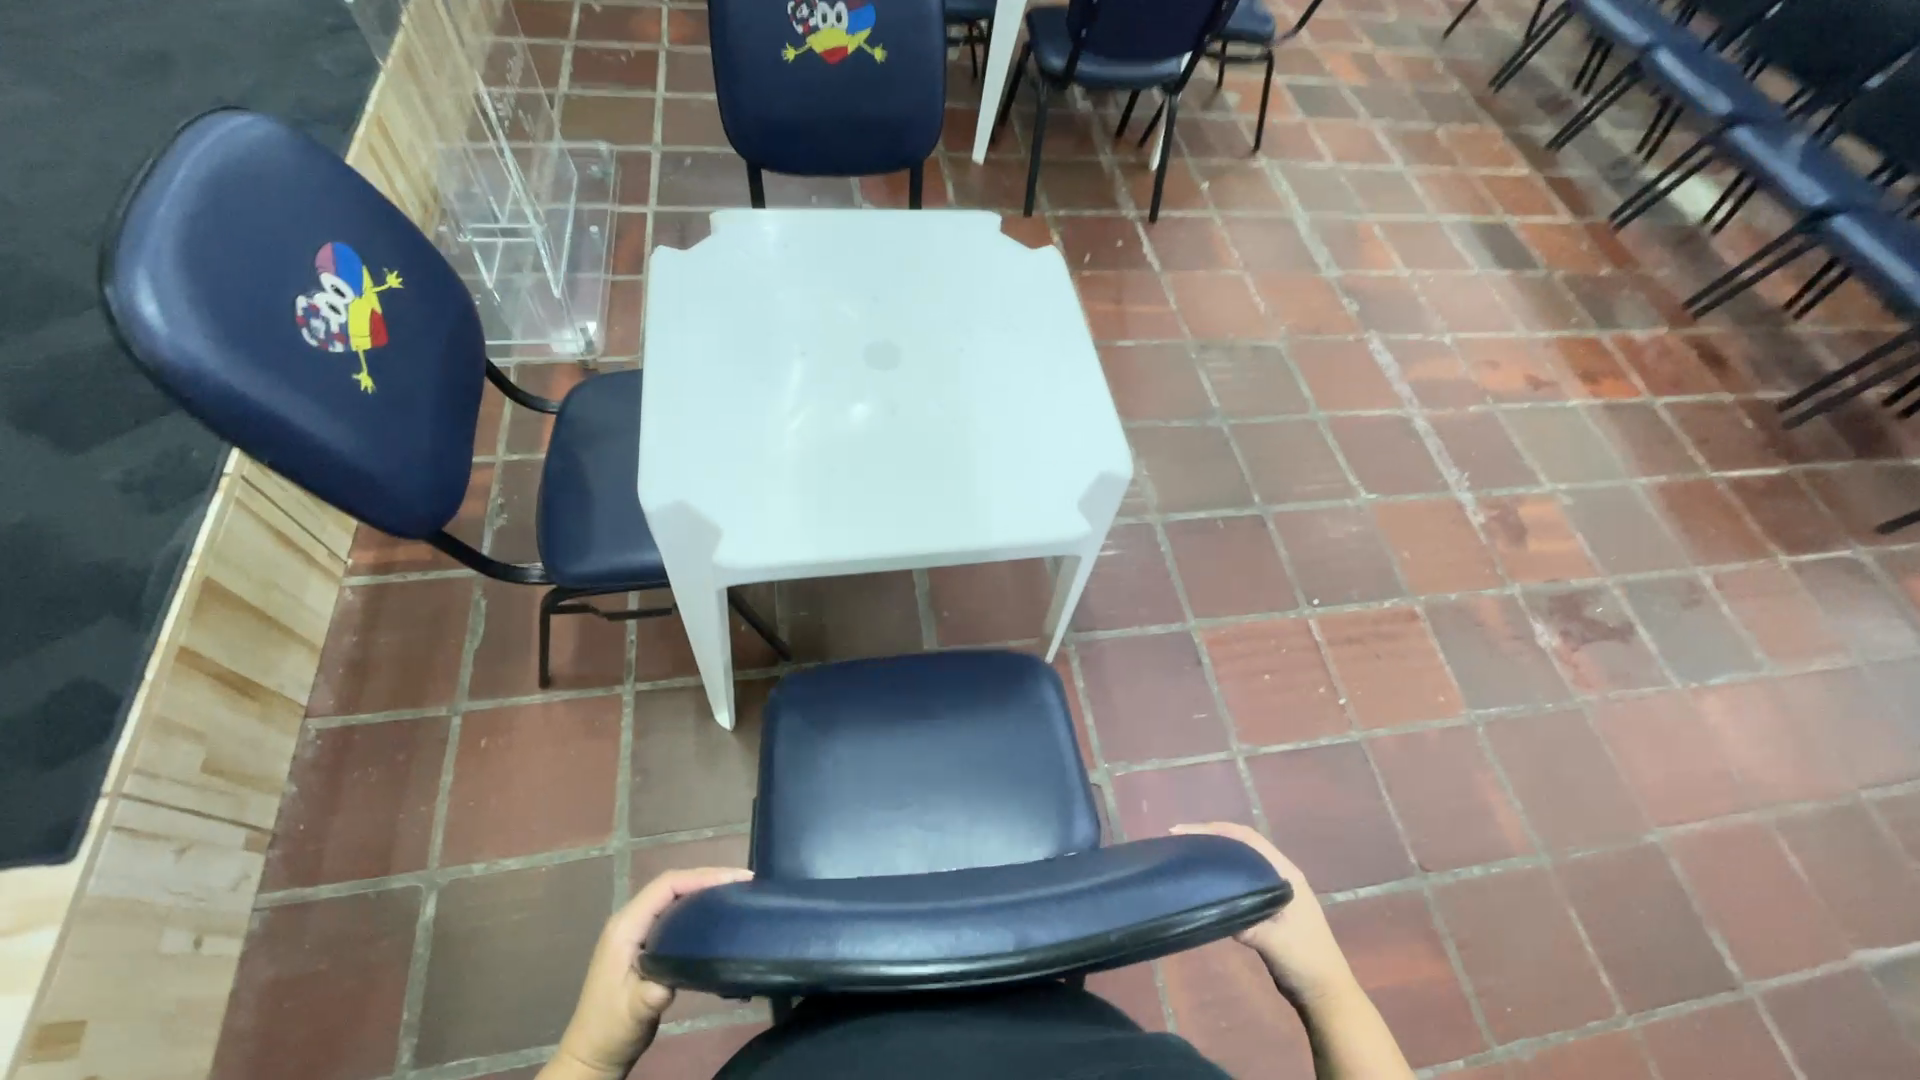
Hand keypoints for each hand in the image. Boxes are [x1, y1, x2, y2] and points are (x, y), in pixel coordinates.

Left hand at [546, 867, 752, 1079]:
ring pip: (674, 897)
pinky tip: (717, 915)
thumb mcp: (634, 1012)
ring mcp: (637, 931)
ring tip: (738, 892)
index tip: (737, 880)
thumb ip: (654, 991)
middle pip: (672, 885)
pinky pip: (675, 913)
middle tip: (746, 882)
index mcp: (625, 927)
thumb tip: (687, 970)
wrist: (592, 1055)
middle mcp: (630, 921)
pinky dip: (698, 907)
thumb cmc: (610, 1029)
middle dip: (708, 878)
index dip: (702, 877)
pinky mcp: (646, 943)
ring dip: (704, 890)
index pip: (666, 886)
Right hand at [1171, 823, 1356, 1009]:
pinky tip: (1204, 883)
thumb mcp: (1273, 941)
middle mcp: (1281, 876)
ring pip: (1241, 862)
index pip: (1248, 839)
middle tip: (1177, 841)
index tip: (1184, 832)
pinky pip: (1241, 881)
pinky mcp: (1268, 908)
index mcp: (1286, 875)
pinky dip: (1221, 875)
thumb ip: (1244, 922)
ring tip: (1186, 855)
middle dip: (1211, 837)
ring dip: (1216, 855)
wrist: (1326, 994)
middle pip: (1242, 845)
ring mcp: (1275, 892)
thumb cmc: (1305, 961)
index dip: (1215, 830)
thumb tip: (1209, 906)